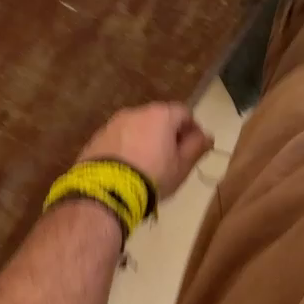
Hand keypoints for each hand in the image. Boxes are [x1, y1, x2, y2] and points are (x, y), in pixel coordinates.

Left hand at [79, 103, 213, 195]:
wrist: (105, 191)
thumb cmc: (153, 175)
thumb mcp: (182, 166)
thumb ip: (197, 147)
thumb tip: (206, 136)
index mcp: (161, 115)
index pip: (184, 113)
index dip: (192, 129)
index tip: (193, 148)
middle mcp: (136, 112)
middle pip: (159, 118)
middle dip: (168, 134)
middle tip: (171, 157)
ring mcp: (113, 124)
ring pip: (137, 128)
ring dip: (146, 140)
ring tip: (146, 164)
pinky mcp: (96, 138)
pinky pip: (119, 138)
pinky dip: (126, 148)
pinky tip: (127, 168)